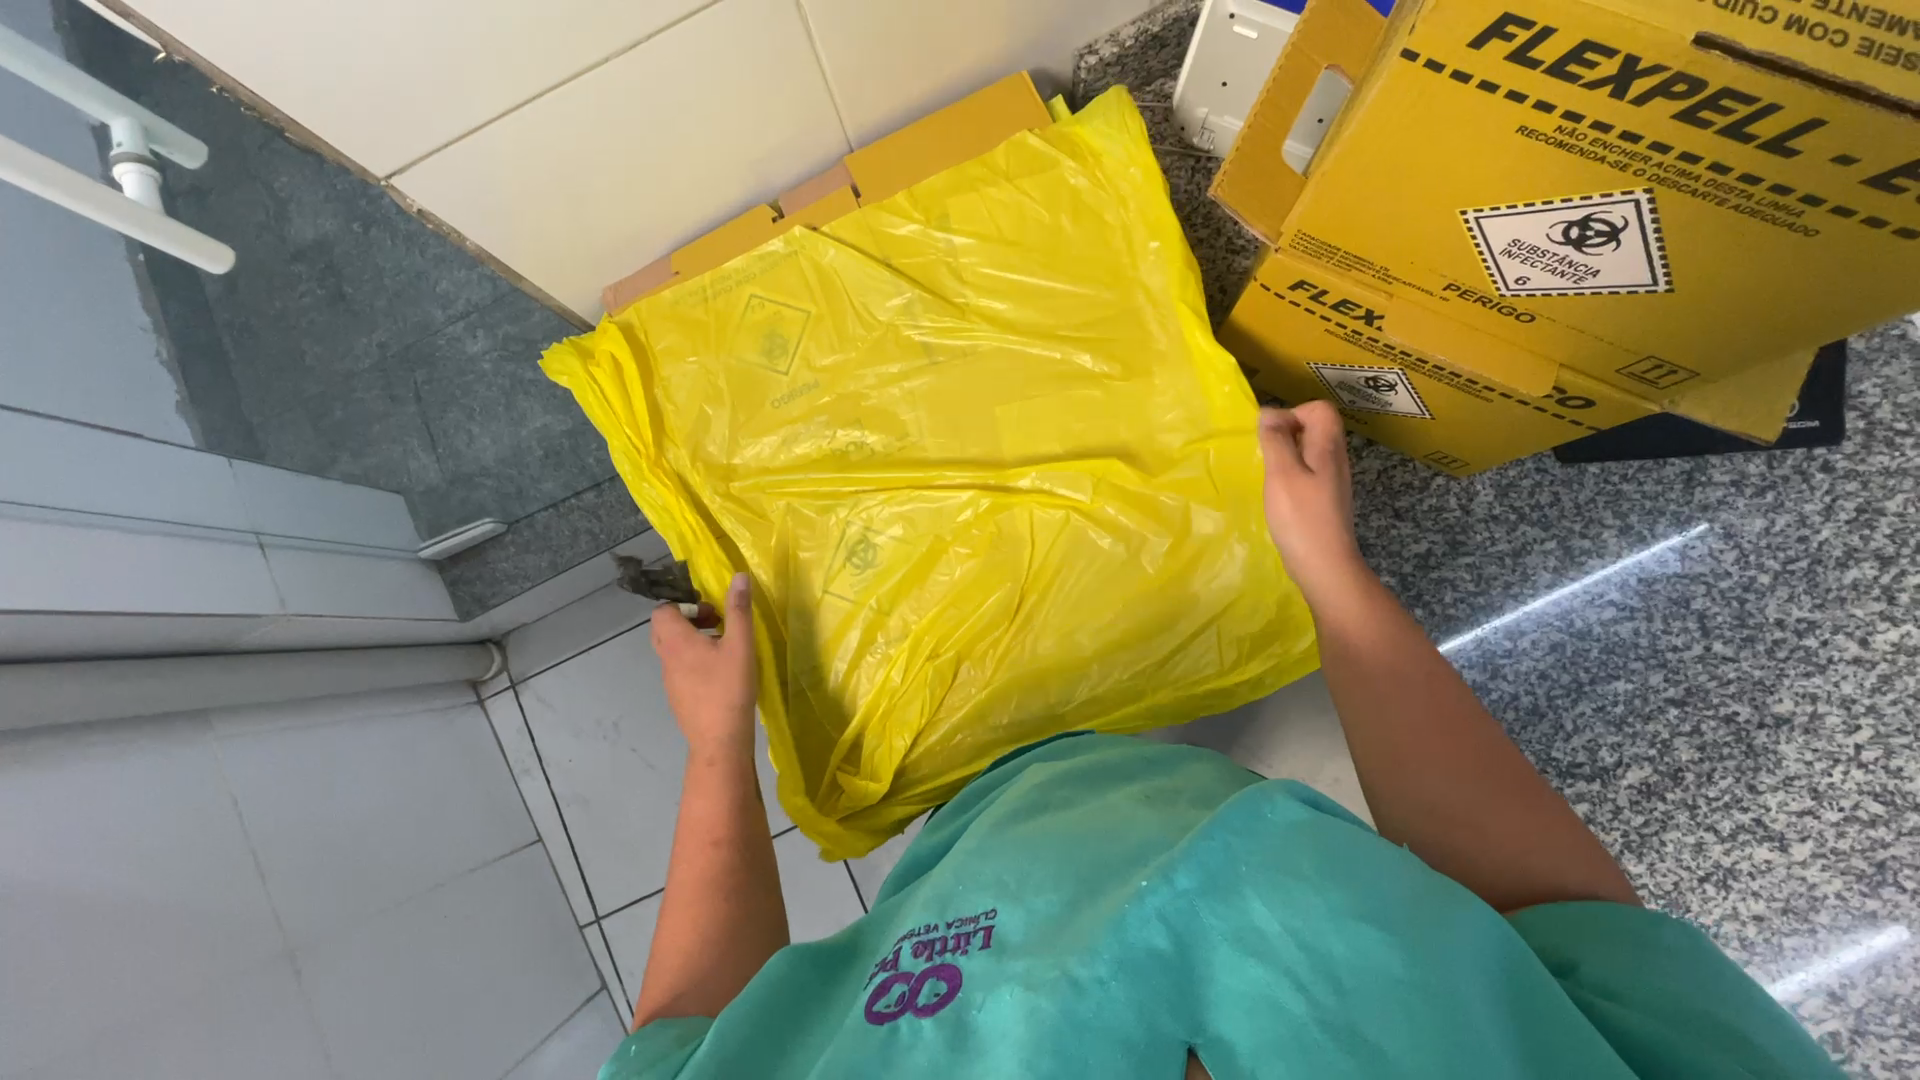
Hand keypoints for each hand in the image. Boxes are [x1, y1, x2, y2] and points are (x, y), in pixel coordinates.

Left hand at [651, 572, 757, 757]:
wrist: (719, 740)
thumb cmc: (729, 688)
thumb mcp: (740, 644)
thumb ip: (739, 609)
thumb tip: (739, 576)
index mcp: (676, 641)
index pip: (662, 611)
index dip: (685, 606)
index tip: (712, 614)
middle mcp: (666, 658)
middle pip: (664, 629)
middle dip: (688, 621)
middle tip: (717, 626)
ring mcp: (669, 681)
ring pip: (673, 650)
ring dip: (693, 642)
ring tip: (723, 650)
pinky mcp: (678, 697)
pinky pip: (680, 669)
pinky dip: (695, 663)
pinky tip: (721, 676)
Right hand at [1256, 402, 1367, 600]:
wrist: (1325, 565)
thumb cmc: (1301, 518)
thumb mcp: (1281, 474)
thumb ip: (1275, 440)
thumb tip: (1269, 412)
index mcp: (1327, 447)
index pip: (1319, 409)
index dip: (1292, 414)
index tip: (1270, 437)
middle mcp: (1336, 459)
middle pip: (1316, 427)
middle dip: (1287, 433)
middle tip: (1266, 456)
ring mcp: (1333, 480)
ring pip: (1311, 451)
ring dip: (1287, 454)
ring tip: (1270, 476)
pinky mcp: (1326, 499)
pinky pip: (1309, 471)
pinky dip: (1292, 474)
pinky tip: (1279, 495)